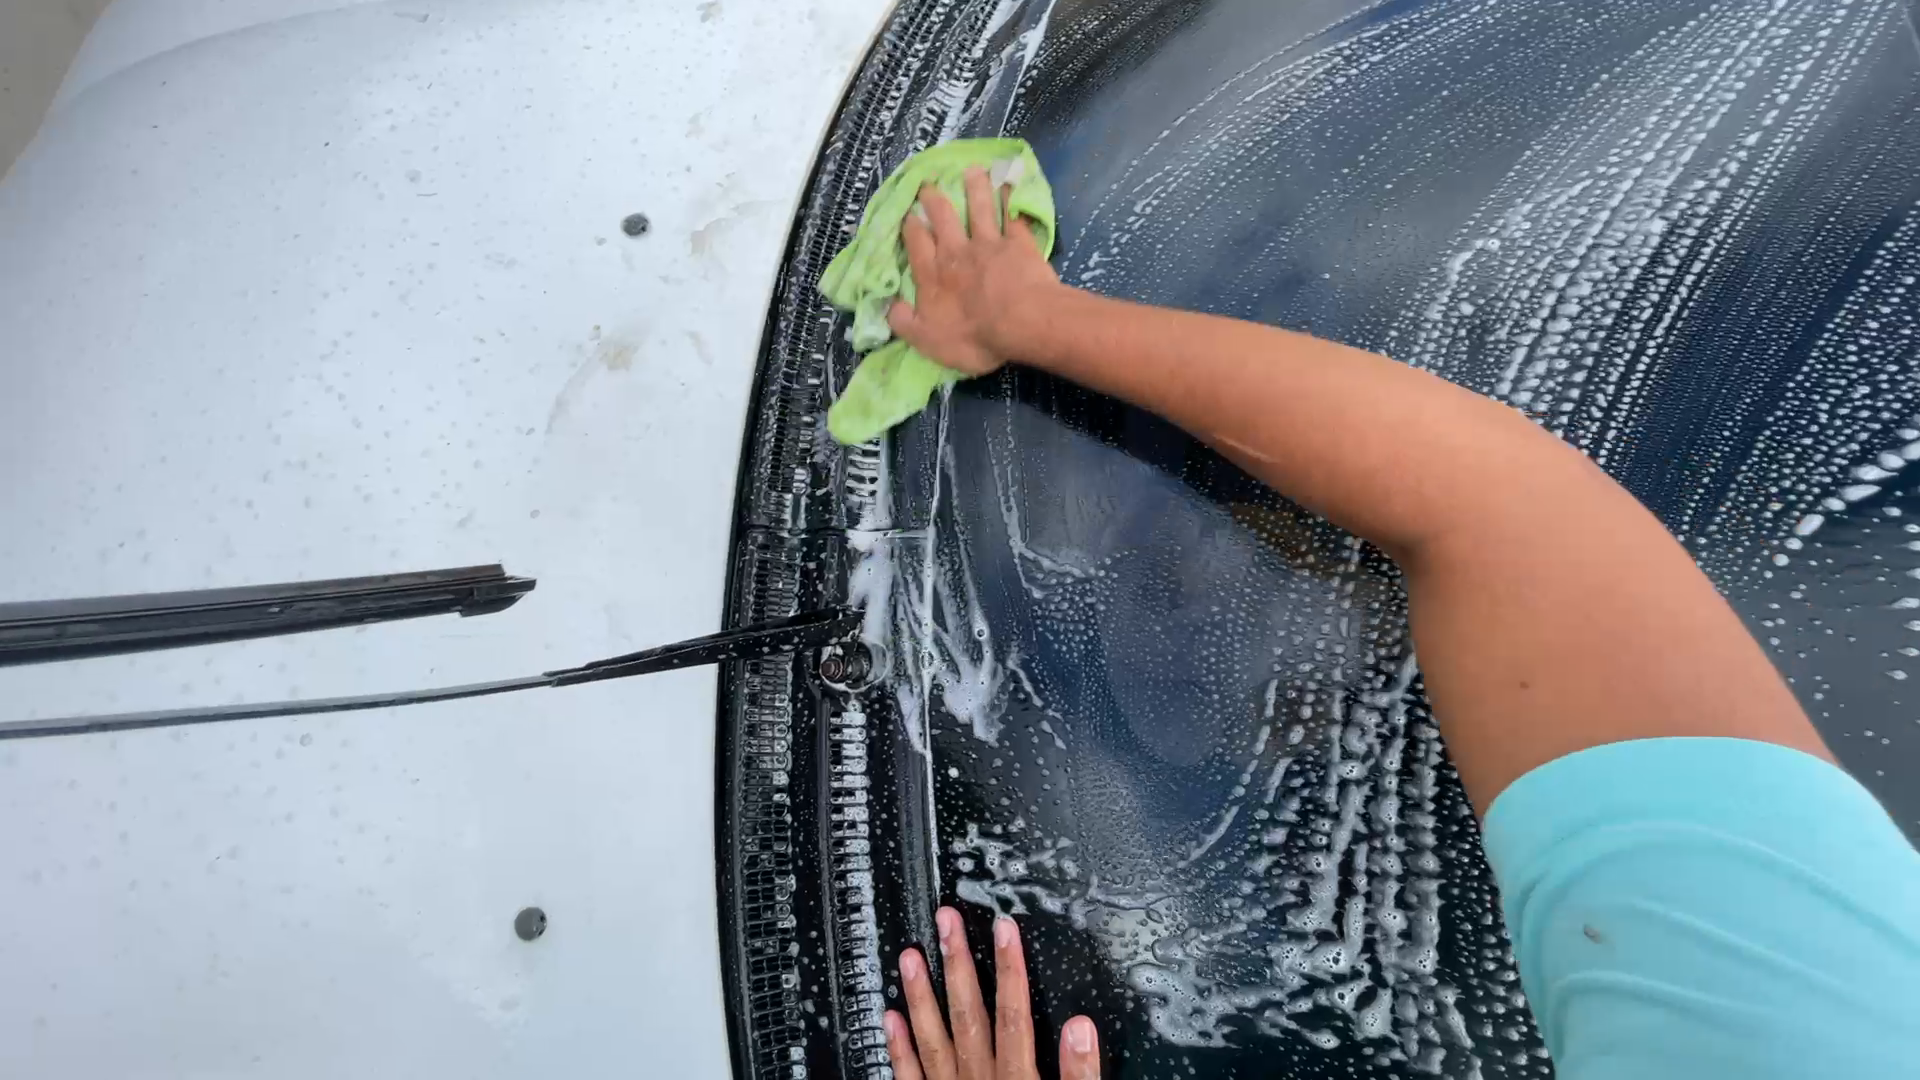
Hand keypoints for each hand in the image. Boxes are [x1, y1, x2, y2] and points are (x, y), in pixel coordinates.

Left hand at [885, 906, 1100, 1079]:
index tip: (1005, 928)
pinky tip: (889, 1018)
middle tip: (944, 921)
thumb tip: (1082, 1027)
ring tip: (908, 955)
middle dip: (957, 965)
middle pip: (967, 1016)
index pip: (1013, 1016)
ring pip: (932, 1041)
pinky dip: (898, 1049)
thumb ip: (1079, 1079)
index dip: (1010, 968)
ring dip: (920, 996)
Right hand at [889, 167, 1060, 376]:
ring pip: (979, 208)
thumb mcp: (926, 341)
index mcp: (932, 275)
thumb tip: (889, 307)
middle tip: (929, 185)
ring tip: (972, 171)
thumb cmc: (972, 337)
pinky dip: (1011, 199)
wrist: (1020, 323)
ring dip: (975, 188)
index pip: (916, 244)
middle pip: (943, 218)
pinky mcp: (1019, 244)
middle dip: (934, 200)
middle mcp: (957, 252)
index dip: (910, 228)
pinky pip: (1013, 216)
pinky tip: (1010, 185)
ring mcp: (989, 244)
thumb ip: (904, 323)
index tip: (908, 215)